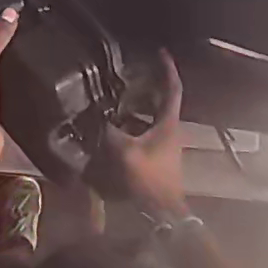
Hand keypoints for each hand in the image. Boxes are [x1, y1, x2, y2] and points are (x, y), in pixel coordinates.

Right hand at [106, 50, 187, 215]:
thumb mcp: (126, 153)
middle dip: (145, 87)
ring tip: (113, 99)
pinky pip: (142, 133)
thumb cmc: (150, 180)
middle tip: (126, 76)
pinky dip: (129, 126)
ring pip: (149, 118)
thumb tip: (95, 116)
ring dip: (134, 108)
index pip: (172, 89)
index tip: (160, 52)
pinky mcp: (155, 158)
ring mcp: (163, 145)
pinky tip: (111, 129)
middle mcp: (169, 131)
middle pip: (159, 102)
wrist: (163, 214)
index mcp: (168, 124)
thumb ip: (110, 132)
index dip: (167, 69)